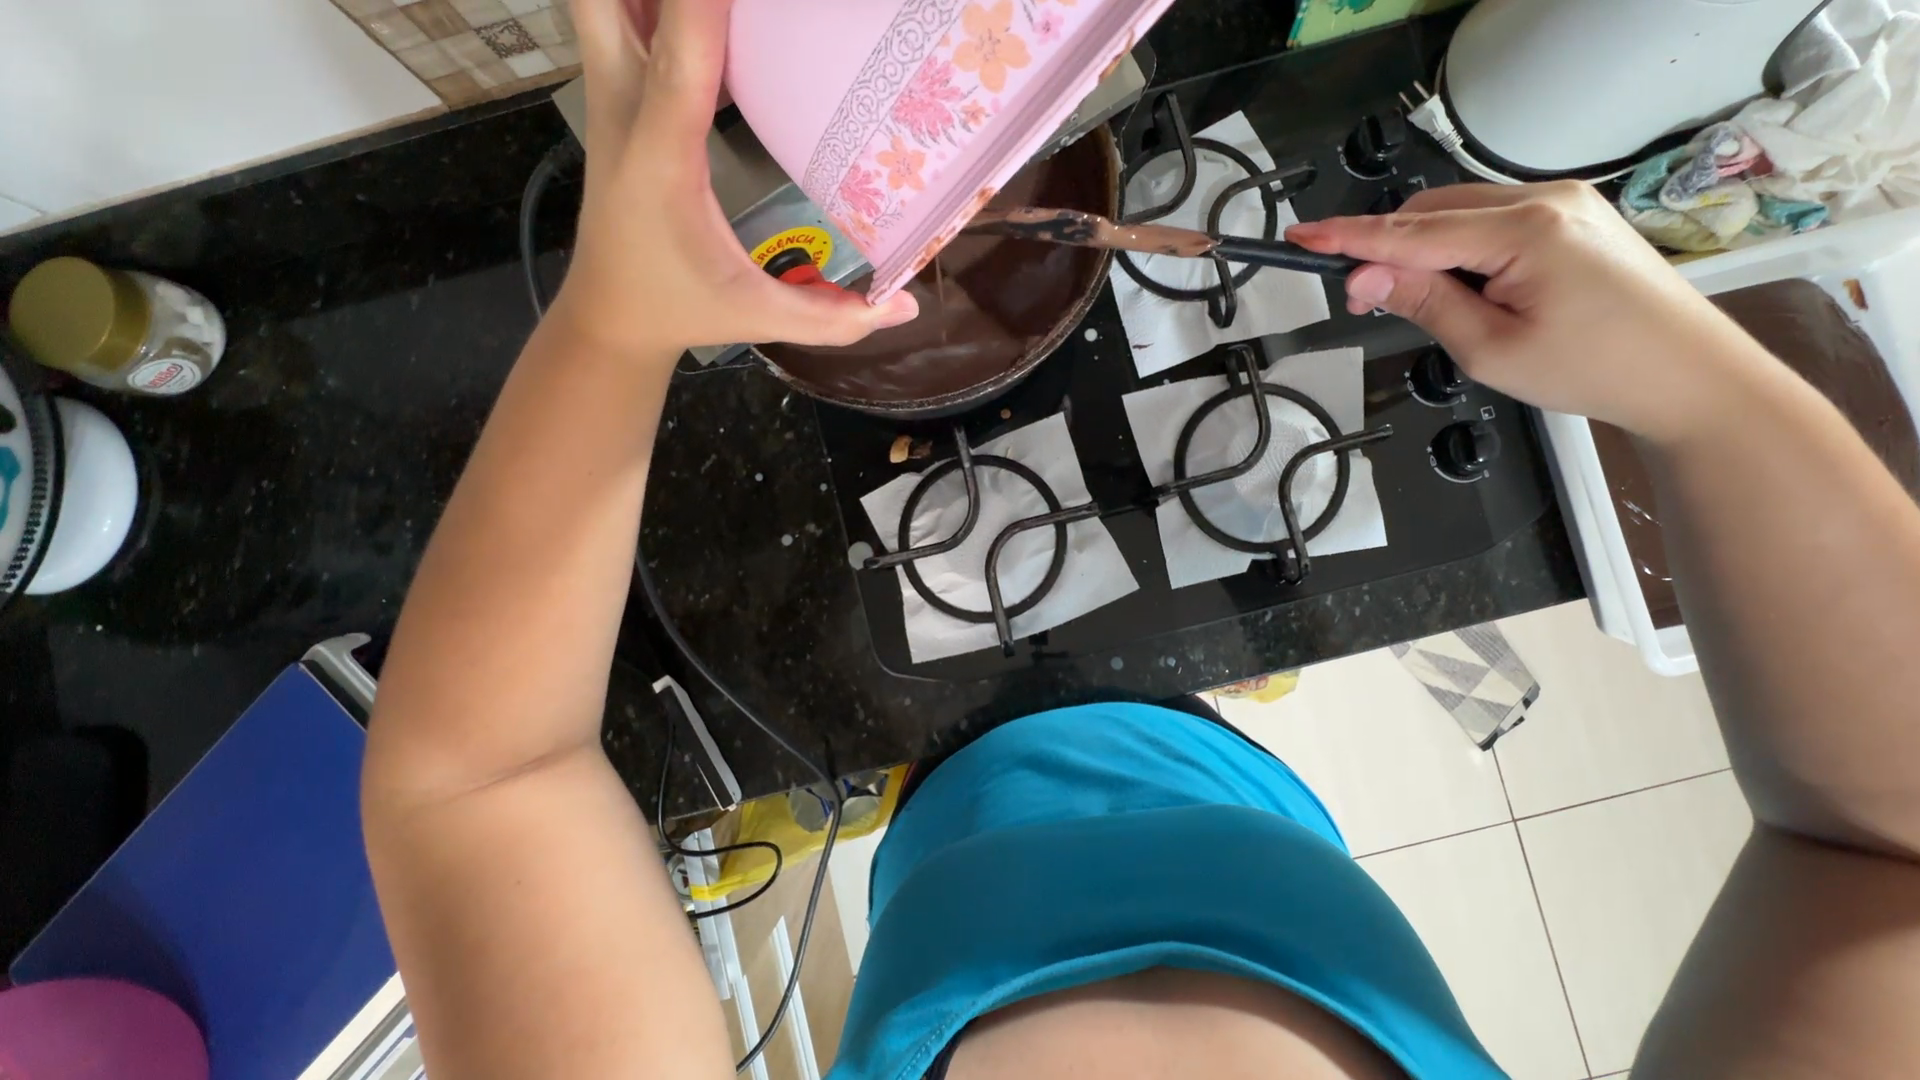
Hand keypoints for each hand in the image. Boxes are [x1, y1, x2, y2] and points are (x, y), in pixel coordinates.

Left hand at [553, 0, 917, 356]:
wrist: (610, 313)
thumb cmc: (681, 309)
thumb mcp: (757, 318)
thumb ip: (832, 317)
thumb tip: (906, 305)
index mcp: (661, 159)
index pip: (682, 55)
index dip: (706, 2)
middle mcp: (623, 107)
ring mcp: (612, 95)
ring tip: (729, 5)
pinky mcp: (616, 95)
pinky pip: (620, 14)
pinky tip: (708, 10)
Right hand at [1286, 182, 1766, 443]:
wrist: (1687, 375)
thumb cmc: (1589, 369)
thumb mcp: (1488, 347)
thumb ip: (1422, 302)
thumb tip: (1363, 277)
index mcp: (1525, 230)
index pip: (1412, 230)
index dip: (1349, 236)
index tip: (1299, 236)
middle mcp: (1545, 199)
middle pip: (1432, 210)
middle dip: (1386, 248)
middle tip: (1361, 301)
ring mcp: (1563, 204)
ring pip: (1458, 213)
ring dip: (1420, 250)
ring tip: (1410, 301)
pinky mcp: (1571, 218)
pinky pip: (1489, 220)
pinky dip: (1455, 249)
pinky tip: (1454, 286)